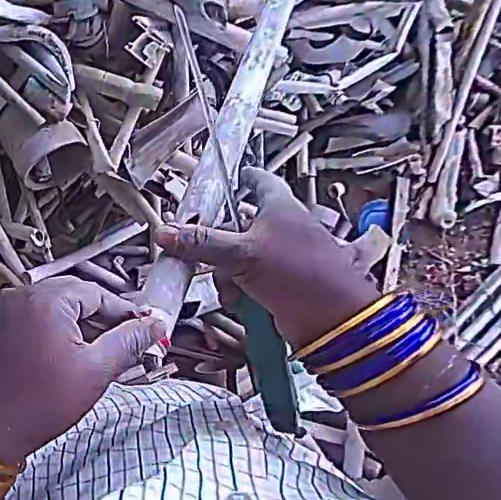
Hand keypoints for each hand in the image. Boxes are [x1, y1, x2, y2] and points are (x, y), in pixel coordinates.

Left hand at [0, 277, 165, 463]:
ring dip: (82, 325)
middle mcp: (22, 295)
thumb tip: (153, 326)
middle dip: (105, 319)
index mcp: (46, 299)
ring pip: (57, 306)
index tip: (146, 330)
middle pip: (77, 296)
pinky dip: (59, 329)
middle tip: (129, 343)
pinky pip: (37, 316)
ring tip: (104, 354)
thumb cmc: (36, 403)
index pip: (99, 294)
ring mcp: (7, 309)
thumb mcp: (95, 370)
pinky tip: (75, 354)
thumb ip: (128, 342)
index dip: (126, 314)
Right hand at [157, 167, 379, 348]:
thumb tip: (167, 232)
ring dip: (227, 274)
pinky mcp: (280, 282)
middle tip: (202, 252)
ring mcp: (282, 257)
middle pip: (236, 227)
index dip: (240, 179)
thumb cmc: (303, 276)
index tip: (225, 179)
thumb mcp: (241, 254)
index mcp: (281, 208)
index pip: (258, 181)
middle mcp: (283, 229)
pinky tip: (240, 299)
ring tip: (230, 286)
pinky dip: (238, 289)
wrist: (332, 320)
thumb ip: (201, 243)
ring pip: (238, 256)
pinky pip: (246, 280)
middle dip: (217, 245)